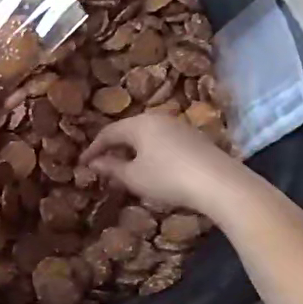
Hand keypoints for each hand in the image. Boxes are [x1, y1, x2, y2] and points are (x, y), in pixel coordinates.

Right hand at [79, 113, 249, 213]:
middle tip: (101, 166)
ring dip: (132, 151)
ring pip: (146, 137)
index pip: (107, 133)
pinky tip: (150, 169)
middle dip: (112, 148)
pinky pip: (163, 142)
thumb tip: (94, 163)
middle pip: (127, 131)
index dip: (92, 149)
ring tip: (124, 169)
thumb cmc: (167, 178)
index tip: (82, 164)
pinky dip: (150, 153)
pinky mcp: (195, 139)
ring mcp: (179, 128)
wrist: (221, 184)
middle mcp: (158, 119)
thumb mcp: (132, 177)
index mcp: (139, 124)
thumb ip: (110, 168)